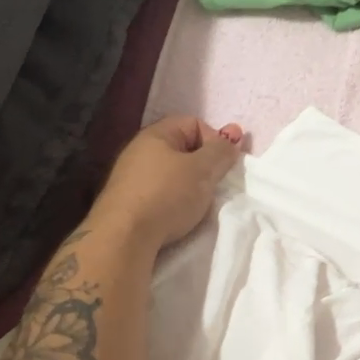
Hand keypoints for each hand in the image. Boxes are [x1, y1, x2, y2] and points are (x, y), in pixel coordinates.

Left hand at [97, 116, 244, 247]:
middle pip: (183, 148)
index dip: (215, 140)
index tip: (223, 165)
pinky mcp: (129, 200)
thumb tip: (234, 133)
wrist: (124, 236)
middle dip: (204, 165)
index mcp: (156, 135)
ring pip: (173, 172)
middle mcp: (140, 149)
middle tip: (214, 184)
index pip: (194, 123)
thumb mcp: (202, 170)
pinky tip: (178, 214)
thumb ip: (221, 151)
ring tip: (198, 202)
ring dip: (191, 185)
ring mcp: (131, 175)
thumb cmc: (167, 195)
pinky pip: (161, 191)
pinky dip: (174, 199)